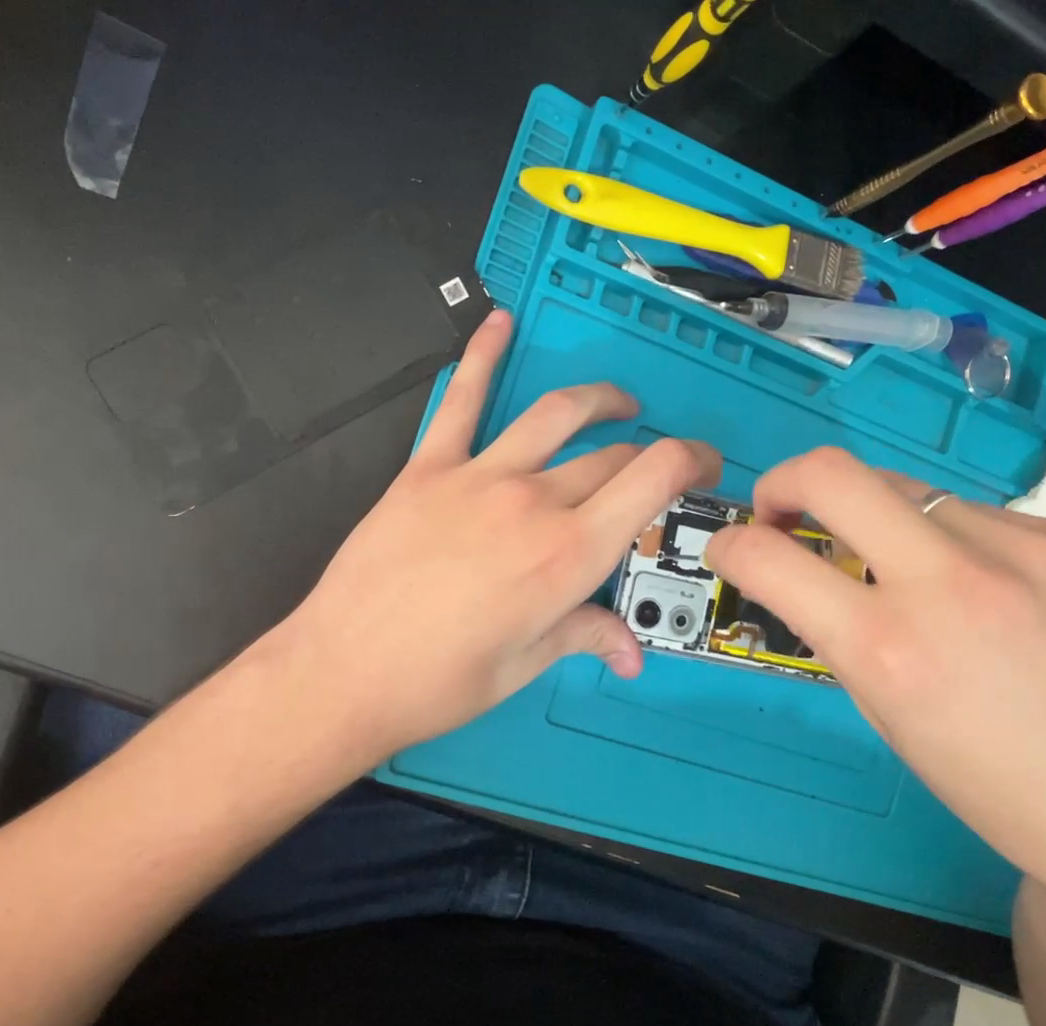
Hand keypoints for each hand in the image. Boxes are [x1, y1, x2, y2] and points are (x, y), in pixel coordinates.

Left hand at [273, 309, 719, 756]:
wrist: (343, 672)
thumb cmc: (435, 683)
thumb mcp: (523, 666)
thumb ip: (581, 636)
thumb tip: (627, 652)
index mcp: (569, 556)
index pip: (655, 477)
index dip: (693, 460)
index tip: (703, 466)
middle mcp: (533, 504)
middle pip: (611, 455)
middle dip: (644, 458)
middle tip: (651, 469)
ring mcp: (478, 478)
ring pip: (556, 414)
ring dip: (597, 400)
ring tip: (615, 402)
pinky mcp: (427, 469)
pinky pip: (461, 399)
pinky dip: (482, 355)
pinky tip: (497, 323)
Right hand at [704, 448, 1045, 1001]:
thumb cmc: (1010, 798)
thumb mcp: (895, 722)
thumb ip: (849, 637)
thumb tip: (819, 578)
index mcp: (889, 649)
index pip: (766, 557)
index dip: (728, 545)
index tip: (731, 552)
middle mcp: (951, 580)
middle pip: (831, 472)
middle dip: (783, 484)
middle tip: (783, 517)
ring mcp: (1025, 547)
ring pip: (908, 492)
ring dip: (875, 519)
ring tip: (900, 570)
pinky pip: (977, 517)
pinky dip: (949, 541)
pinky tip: (985, 590)